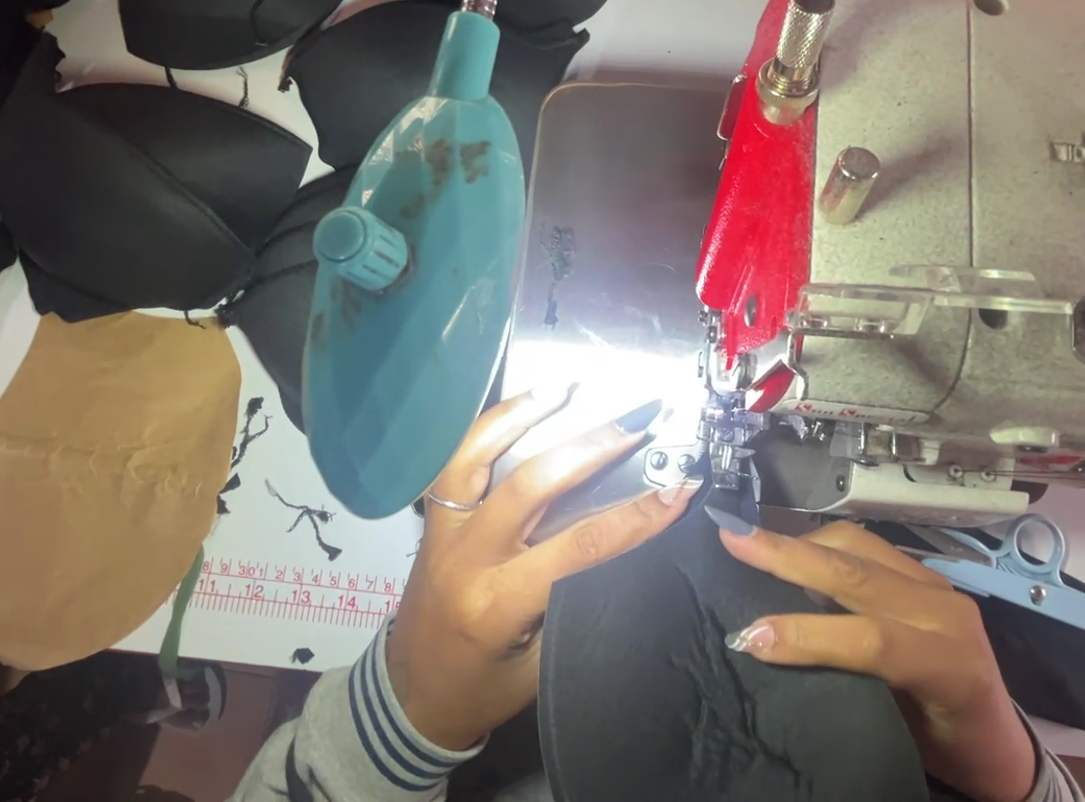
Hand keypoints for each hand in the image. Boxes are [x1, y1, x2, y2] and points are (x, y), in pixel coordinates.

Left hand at [385, 388, 696, 750]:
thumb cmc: (481, 688)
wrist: (407, 696)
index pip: (578, 549)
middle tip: (636, 424)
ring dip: (525, 415)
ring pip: (479, 455)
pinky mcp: (432, 518)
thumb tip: (631, 544)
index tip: (677, 491)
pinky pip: (456, 459)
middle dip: (591, 450)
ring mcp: (443, 530)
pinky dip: (490, 425)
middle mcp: (466, 557)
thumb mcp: (542, 663)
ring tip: (566, 388)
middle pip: (531, 486)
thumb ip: (579, 604)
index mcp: (497, 604)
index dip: (634, 518)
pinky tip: (522, 402)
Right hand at [715, 517, 1035, 801]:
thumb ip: (849, 687)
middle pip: (859, 575)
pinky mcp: (925, 573)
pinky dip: (822, 544)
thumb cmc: (948, 749)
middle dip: (790, 556)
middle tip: (734, 539)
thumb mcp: (901, 733)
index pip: (872, 640)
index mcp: (949, 666)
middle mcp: (945, 613)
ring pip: (859, 546)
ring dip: (802, 542)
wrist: (1001, 740)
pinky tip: (792, 551)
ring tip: (754, 544)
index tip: (752, 637)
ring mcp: (937, 586)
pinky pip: (867, 546)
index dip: (809, 635)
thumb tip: (776, 653)